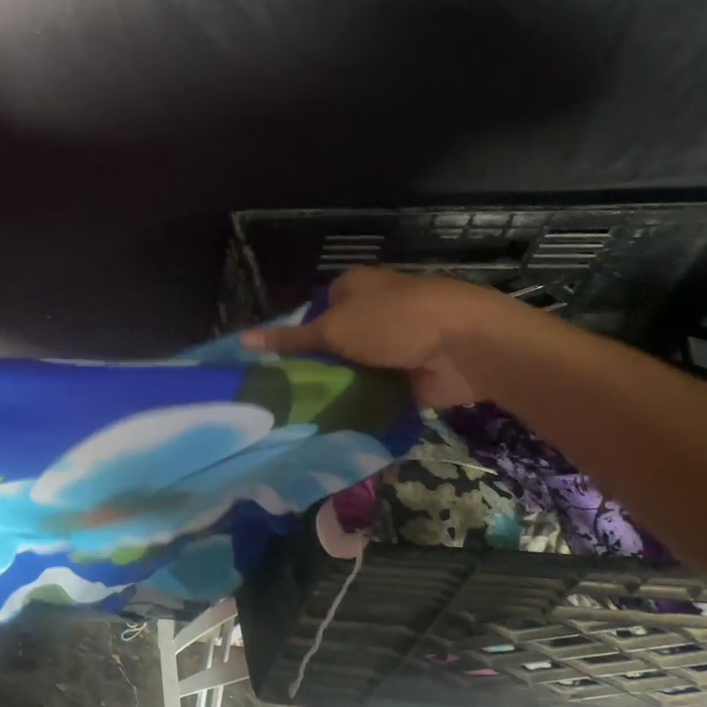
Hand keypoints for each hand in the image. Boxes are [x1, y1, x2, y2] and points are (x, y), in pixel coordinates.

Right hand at [239, 266, 515, 406]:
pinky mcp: (412, 374)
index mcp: (353, 287)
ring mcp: (395, 343)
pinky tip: (338, 419)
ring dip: (340, 386)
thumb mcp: (331, 329)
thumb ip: (288, 339)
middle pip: (332, 342)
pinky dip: (365, 402)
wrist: (467, 346)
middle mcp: (374, 311)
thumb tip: (239, 339)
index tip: (275, 363)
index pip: (312, 311)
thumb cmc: (394, 322)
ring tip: (306, 411)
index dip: (293, 336)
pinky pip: (377, 390)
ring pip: (354, 368)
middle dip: (315, 365)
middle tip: (285, 392)